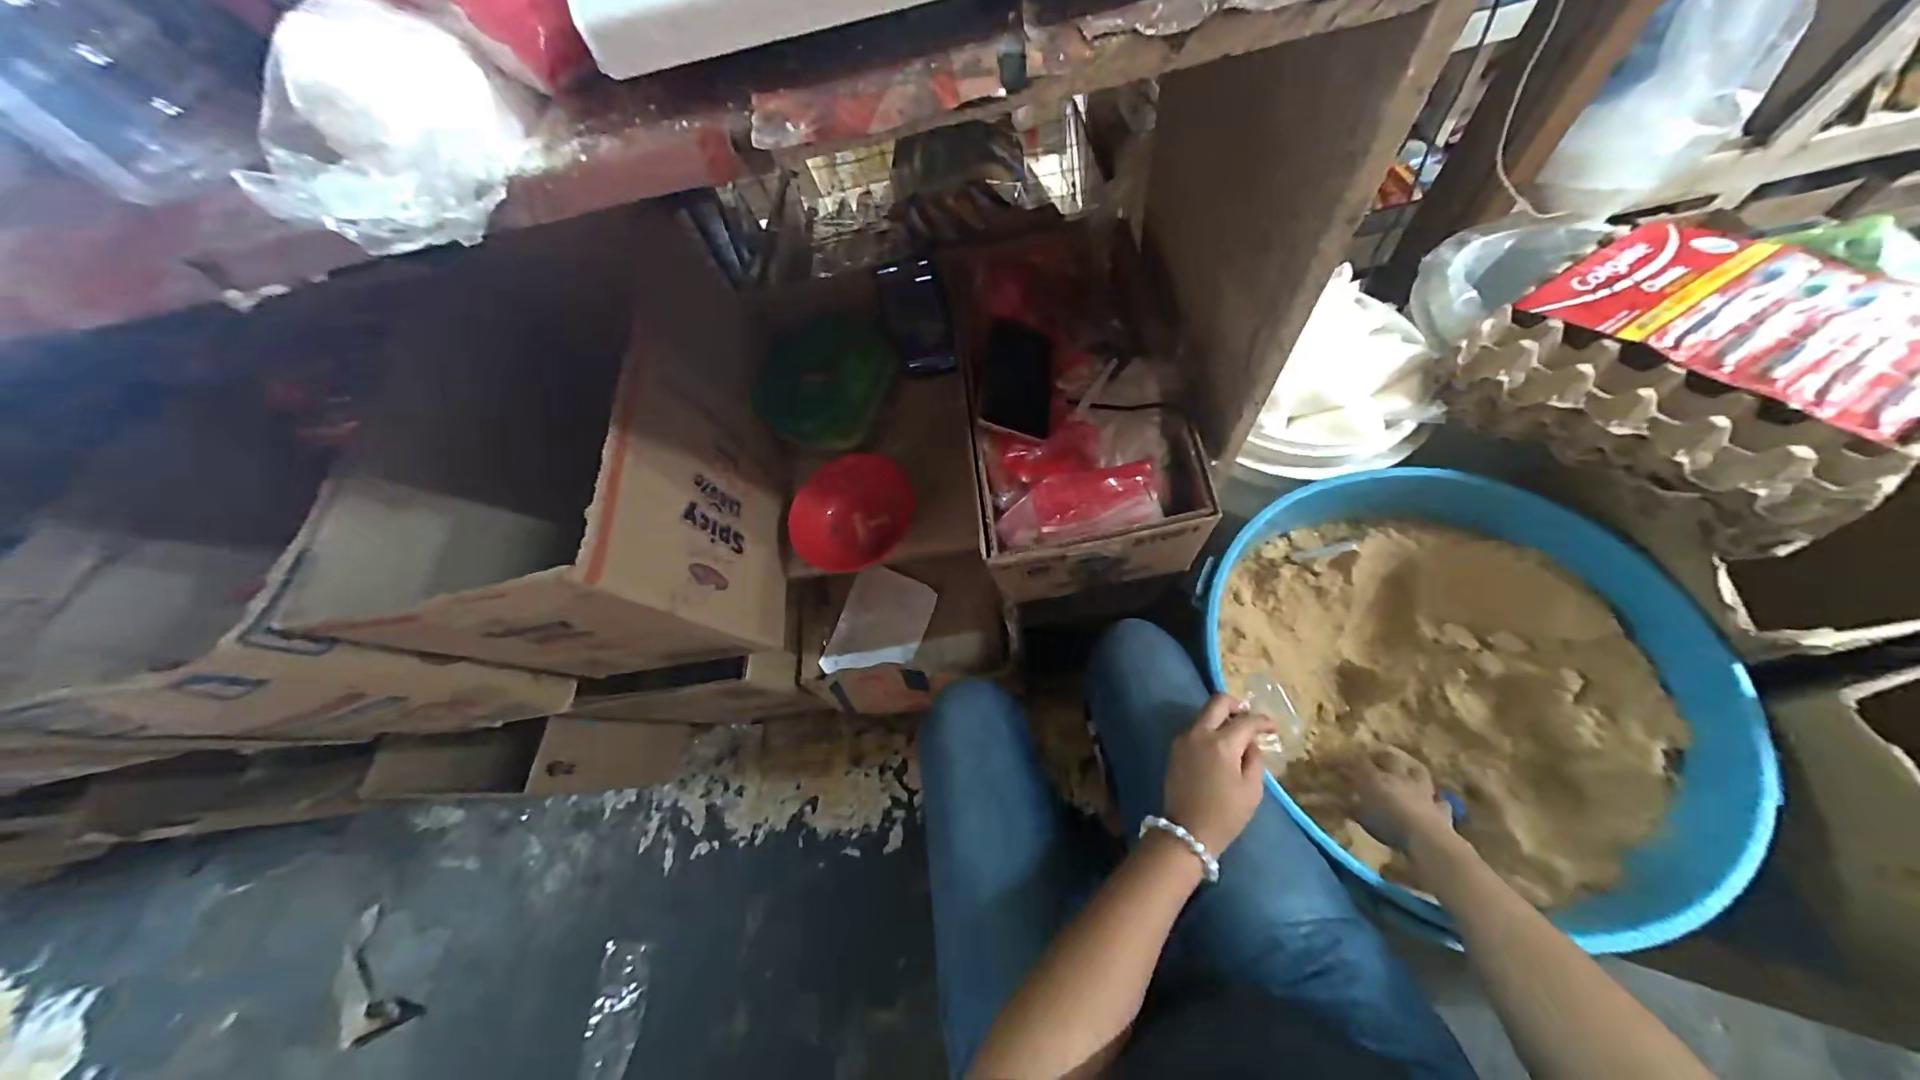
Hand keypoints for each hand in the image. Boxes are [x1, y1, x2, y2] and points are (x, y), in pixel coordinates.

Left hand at [1163, 694, 1276, 853]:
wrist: (1187, 831)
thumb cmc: (1225, 814)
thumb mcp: (1251, 789)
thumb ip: (1254, 759)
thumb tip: (1250, 742)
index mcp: (1221, 743)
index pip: (1246, 720)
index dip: (1263, 721)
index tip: (1273, 728)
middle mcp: (1198, 734)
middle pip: (1216, 702)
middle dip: (1236, 705)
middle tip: (1250, 719)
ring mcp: (1183, 740)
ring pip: (1204, 715)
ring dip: (1222, 719)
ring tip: (1238, 736)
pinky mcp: (1175, 749)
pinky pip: (1195, 730)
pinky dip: (1210, 731)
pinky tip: (1221, 748)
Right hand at [1340, 746, 1454, 852]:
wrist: (1428, 840)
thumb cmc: (1388, 825)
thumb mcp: (1360, 815)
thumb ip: (1346, 804)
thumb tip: (1328, 798)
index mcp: (1377, 779)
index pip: (1360, 761)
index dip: (1350, 758)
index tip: (1340, 758)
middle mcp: (1400, 779)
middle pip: (1391, 759)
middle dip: (1383, 754)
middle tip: (1376, 753)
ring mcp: (1423, 792)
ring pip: (1418, 772)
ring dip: (1412, 768)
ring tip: (1407, 767)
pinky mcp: (1441, 810)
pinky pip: (1440, 801)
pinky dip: (1436, 799)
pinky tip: (1436, 799)